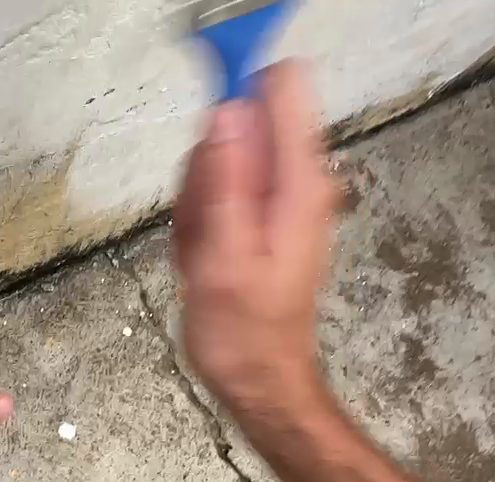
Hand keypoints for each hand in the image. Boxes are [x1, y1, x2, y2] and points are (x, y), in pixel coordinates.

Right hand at [173, 63, 338, 419]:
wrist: (259, 381)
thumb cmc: (241, 333)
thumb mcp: (223, 260)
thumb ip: (226, 183)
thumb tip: (226, 112)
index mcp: (298, 182)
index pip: (280, 87)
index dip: (235, 94)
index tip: (204, 141)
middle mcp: (295, 182)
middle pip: (238, 129)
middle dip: (203, 174)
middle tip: (198, 229)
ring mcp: (277, 202)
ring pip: (220, 166)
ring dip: (196, 207)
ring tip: (200, 256)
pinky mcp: (261, 222)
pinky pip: (219, 199)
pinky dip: (200, 227)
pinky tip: (202, 263)